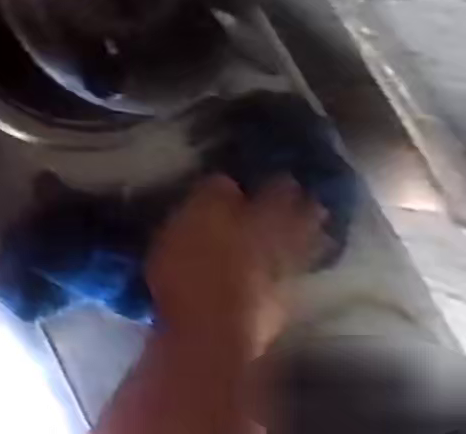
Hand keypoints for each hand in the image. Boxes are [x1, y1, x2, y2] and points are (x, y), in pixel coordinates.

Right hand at [147, 176, 327, 356]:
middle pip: (294, 228)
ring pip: (299, 253)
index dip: (278, 188)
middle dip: (302, 213)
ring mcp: (281, 281)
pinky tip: (293, 264)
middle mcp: (276, 252)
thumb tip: (226, 180)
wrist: (211, 331)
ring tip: (316, 229)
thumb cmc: (190, 269)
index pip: (273, 201)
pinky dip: (298, 263)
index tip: (284, 173)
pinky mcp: (275, 304)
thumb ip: (209, 202)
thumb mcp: (187, 226)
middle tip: (311, 198)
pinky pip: (293, 273)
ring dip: (308, 239)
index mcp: (254, 228)